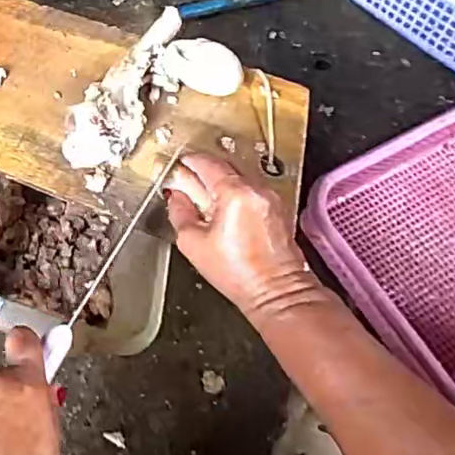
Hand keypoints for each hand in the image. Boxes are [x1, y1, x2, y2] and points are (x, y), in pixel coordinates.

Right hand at [164, 153, 324, 322]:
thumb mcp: (194, 244)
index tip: (180, 164)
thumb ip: (180, 213)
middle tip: (188, 180)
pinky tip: (226, 210)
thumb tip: (176, 198)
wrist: (277, 294)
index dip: (190, 161)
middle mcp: (255, 189)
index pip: (208, 163)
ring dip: (221, 182)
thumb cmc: (239, 274)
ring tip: (206, 199)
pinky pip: (251, 189)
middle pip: (225, 165)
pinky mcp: (278, 207)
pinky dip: (236, 192)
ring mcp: (269, 197)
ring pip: (239, 176)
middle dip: (205, 170)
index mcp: (234, 193)